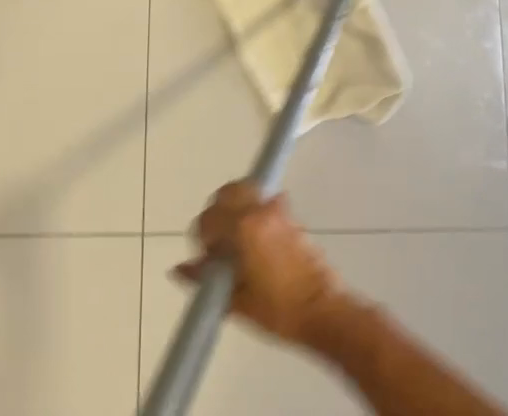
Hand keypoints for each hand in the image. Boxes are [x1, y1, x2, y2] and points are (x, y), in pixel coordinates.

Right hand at [172, 182, 346, 345]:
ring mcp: (281, 215)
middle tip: (218, 238)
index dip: (202, 237)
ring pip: (250, 192)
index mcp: (242, 228)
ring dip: (238, 205)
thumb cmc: (279, 310)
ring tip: (238, 233)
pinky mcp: (296, 223)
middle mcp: (260, 213)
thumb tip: (178, 269)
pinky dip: (260, 211)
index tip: (207, 258)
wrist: (328, 315)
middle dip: (217, 210)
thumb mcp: (237, 300)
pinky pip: (271, 204)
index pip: (208, 218)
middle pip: (229, 192)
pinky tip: (261, 237)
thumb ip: (205, 279)